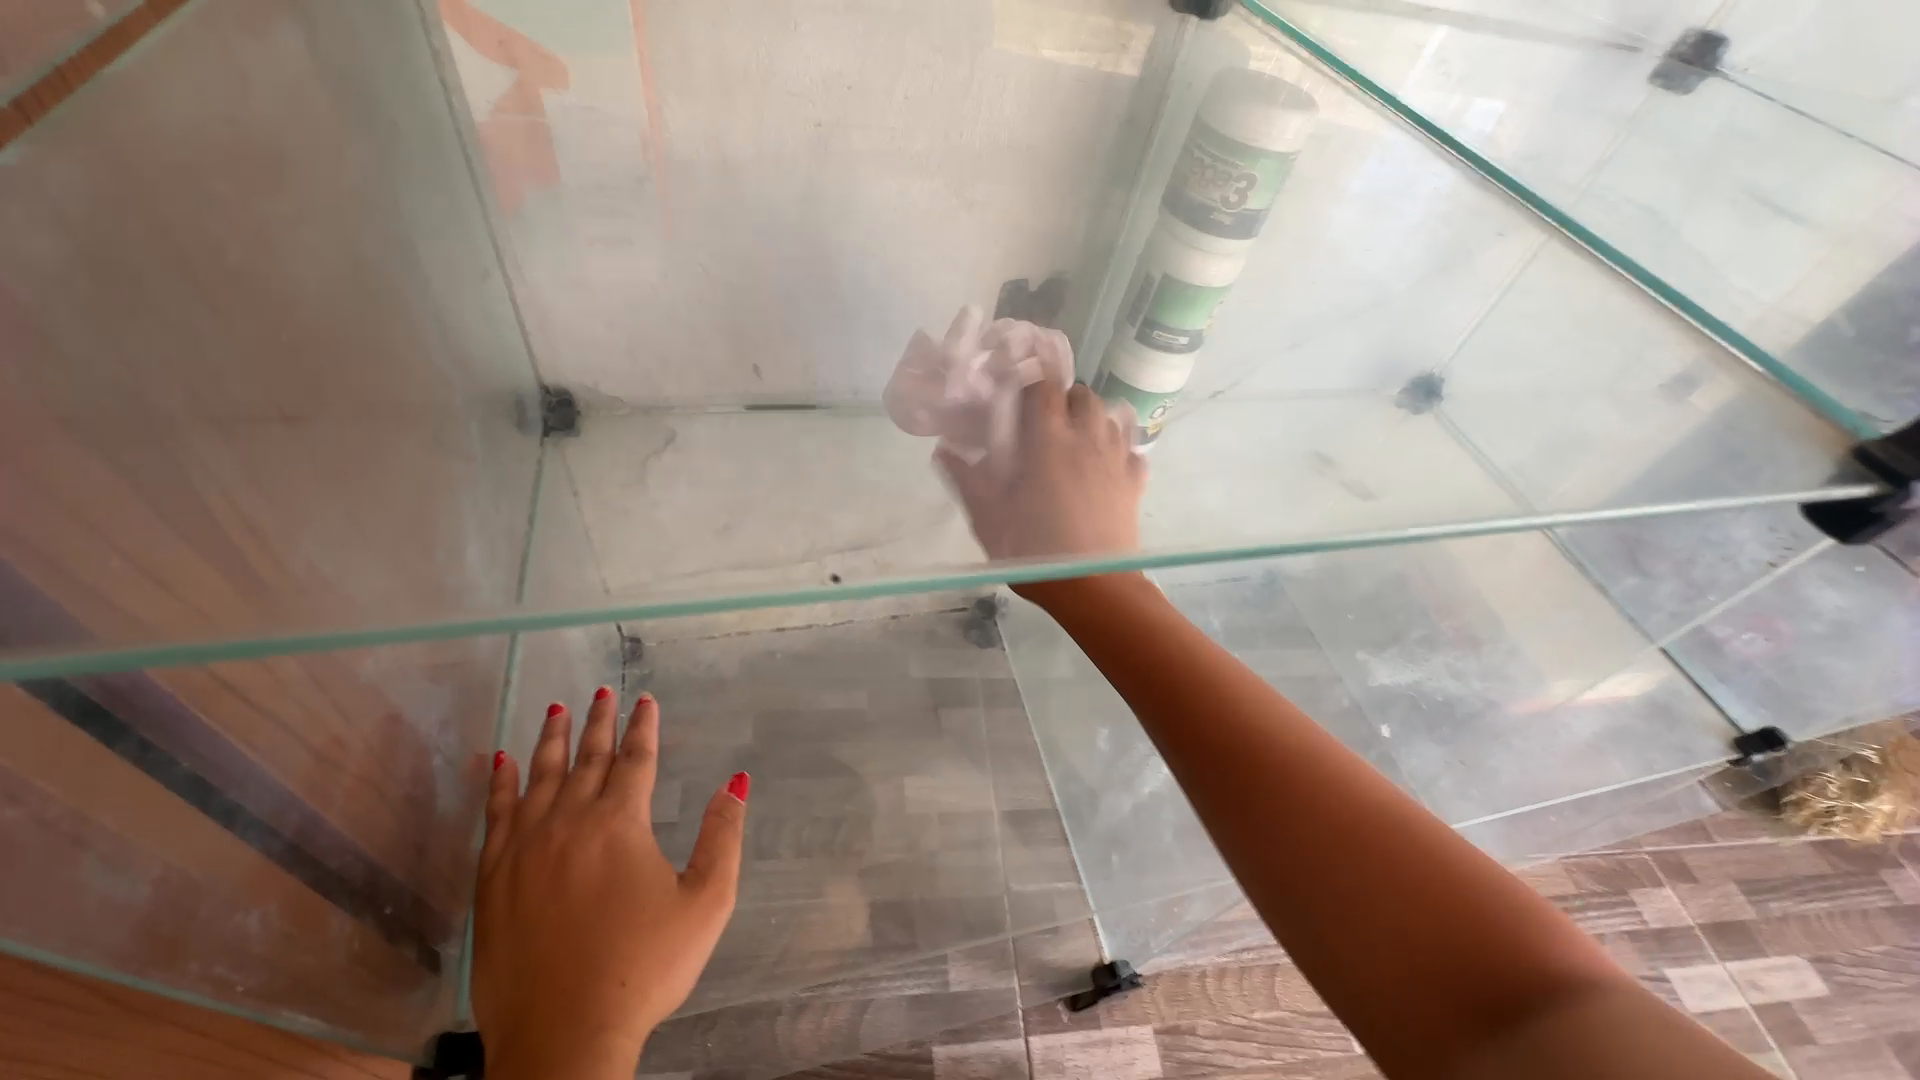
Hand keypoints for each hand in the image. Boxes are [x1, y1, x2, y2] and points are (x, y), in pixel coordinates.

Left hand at [474, 689, 747, 1079]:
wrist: (565, 1035)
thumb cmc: (645, 967)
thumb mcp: (706, 902)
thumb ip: (722, 836)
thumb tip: (736, 781)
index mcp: (619, 824)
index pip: (635, 760)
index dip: (644, 727)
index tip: (646, 700)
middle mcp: (568, 823)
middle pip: (587, 759)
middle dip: (598, 722)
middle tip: (601, 691)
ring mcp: (524, 850)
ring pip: (538, 778)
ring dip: (550, 741)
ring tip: (555, 709)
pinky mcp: (492, 880)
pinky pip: (495, 815)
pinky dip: (500, 784)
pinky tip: (501, 764)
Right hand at [937, 379, 1147, 596]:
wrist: (1091, 587)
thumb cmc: (1032, 551)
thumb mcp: (988, 519)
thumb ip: (967, 480)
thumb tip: (945, 450)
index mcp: (1047, 440)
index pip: (1044, 387)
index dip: (1030, 382)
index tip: (1017, 392)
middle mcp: (1086, 439)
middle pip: (1083, 395)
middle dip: (1065, 399)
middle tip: (1045, 421)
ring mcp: (1116, 460)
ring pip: (1111, 417)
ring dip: (1093, 419)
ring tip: (1076, 439)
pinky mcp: (1135, 484)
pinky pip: (1132, 450)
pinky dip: (1120, 449)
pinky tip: (1106, 466)